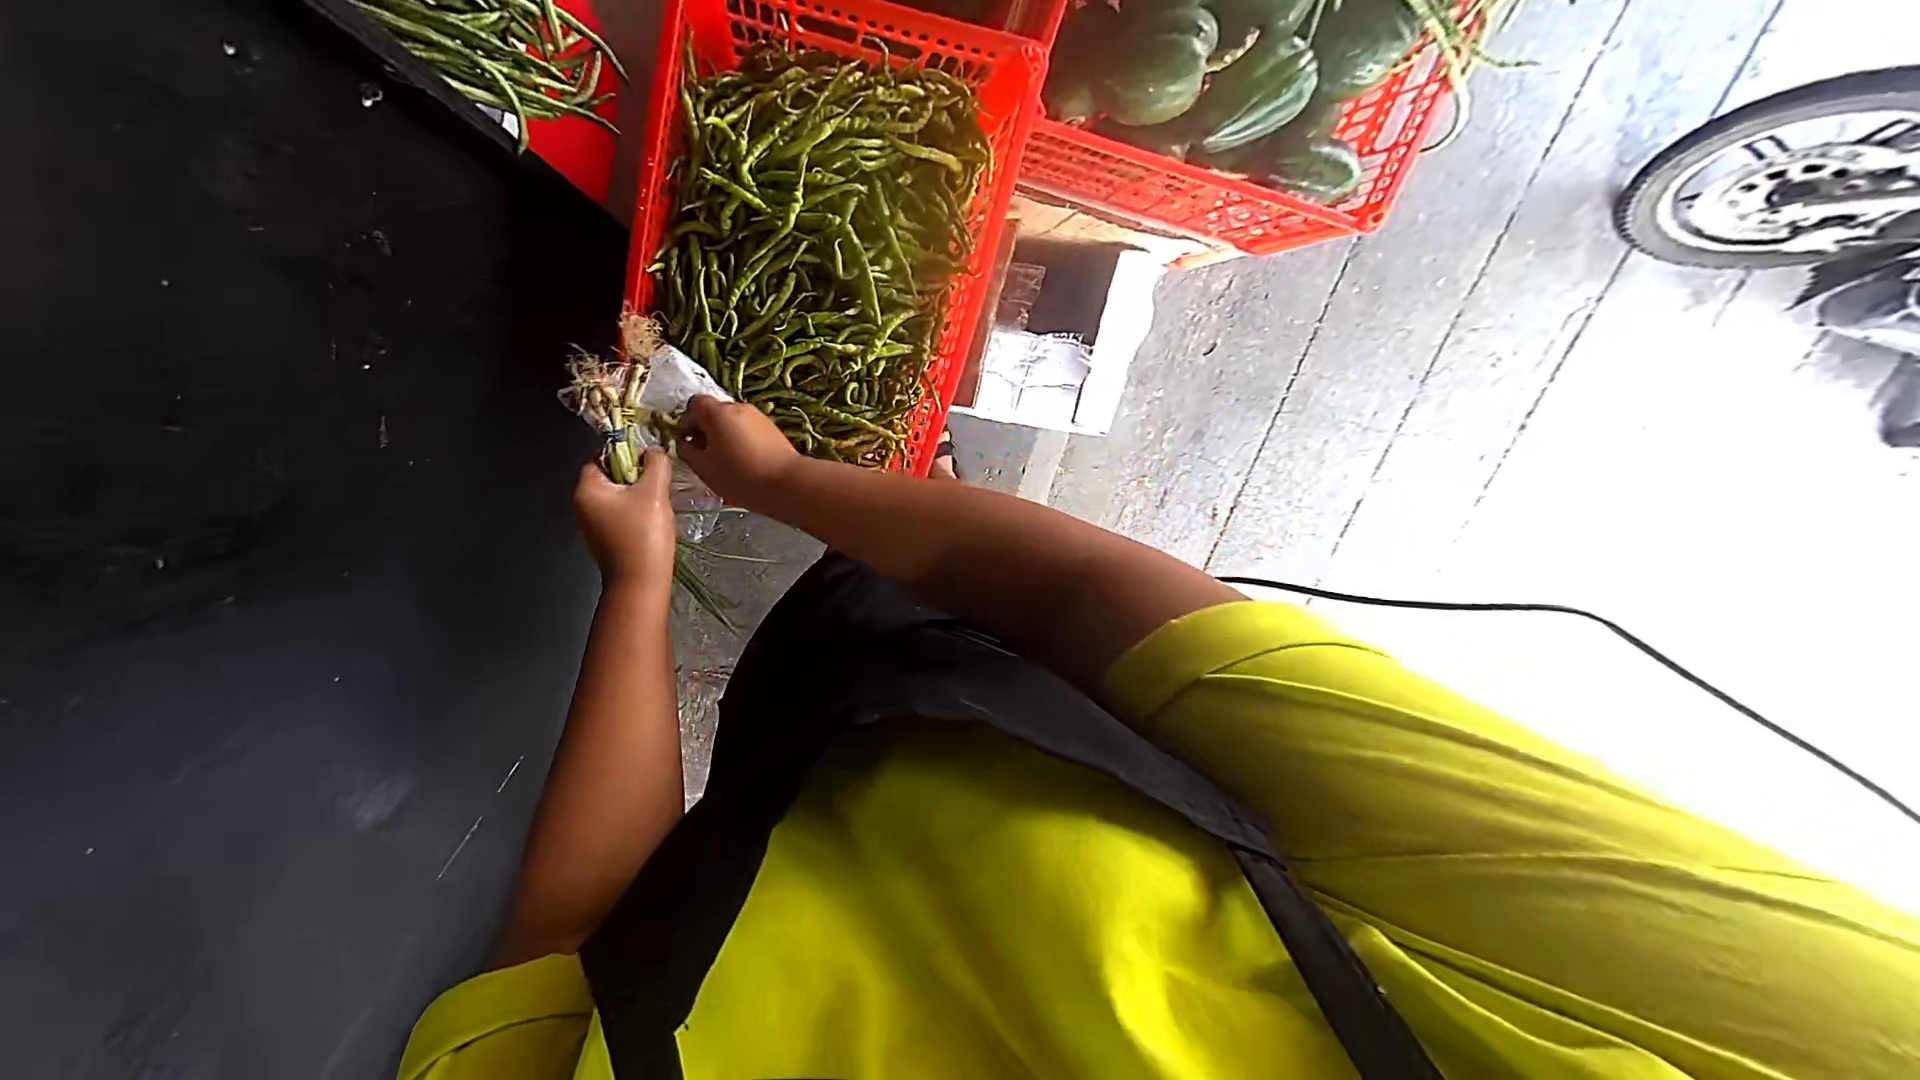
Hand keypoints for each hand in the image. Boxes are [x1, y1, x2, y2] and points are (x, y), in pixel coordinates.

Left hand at [573, 446, 675, 591]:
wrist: (641, 582)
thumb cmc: (644, 535)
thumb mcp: (654, 492)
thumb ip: (656, 464)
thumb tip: (654, 450)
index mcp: (586, 490)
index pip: (600, 457)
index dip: (625, 453)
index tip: (649, 460)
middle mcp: (582, 505)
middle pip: (609, 476)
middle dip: (635, 476)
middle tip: (658, 483)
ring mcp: (592, 524)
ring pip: (617, 496)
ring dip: (639, 495)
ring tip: (659, 503)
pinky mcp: (605, 538)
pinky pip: (619, 514)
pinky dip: (636, 512)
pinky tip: (653, 521)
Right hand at [676, 395, 802, 506]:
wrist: (786, 483)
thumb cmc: (739, 476)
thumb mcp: (704, 467)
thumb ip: (688, 451)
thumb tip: (685, 442)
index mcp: (718, 412)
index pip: (695, 404)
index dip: (688, 421)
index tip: (690, 442)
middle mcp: (739, 407)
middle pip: (716, 411)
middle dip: (708, 429)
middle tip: (708, 455)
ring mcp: (759, 416)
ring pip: (734, 421)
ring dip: (726, 435)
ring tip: (728, 461)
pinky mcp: (773, 429)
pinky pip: (749, 429)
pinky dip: (743, 440)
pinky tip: (746, 462)